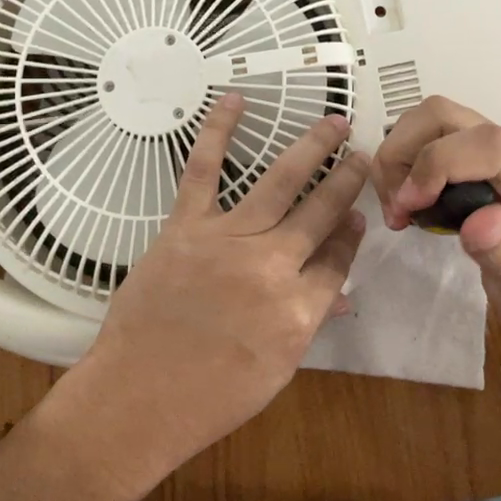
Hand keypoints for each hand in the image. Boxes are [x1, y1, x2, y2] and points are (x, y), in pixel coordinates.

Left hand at [77, 92, 368, 471]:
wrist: (136, 399)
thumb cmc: (209, 398)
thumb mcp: (275, 371)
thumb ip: (307, 322)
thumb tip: (339, 292)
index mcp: (298, 309)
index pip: (338, 258)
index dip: (352, 233)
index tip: (360, 215)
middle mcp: (272, 266)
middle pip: (321, 213)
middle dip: (348, 180)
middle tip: (363, 155)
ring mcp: (228, 240)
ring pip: (281, 182)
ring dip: (313, 148)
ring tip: (335, 124)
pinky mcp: (186, 226)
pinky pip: (204, 171)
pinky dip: (218, 132)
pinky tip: (235, 101)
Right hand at [371, 96, 500, 334]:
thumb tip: (479, 219)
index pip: (487, 146)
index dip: (438, 164)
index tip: (409, 206)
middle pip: (446, 116)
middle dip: (404, 153)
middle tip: (395, 208)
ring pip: (435, 117)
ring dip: (402, 153)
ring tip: (400, 207)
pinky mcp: (485, 152)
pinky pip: (437, 134)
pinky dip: (410, 158)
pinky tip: (412, 200)